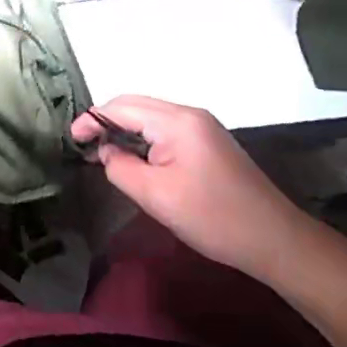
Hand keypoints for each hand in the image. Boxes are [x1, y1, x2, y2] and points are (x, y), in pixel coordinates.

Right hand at [72, 95, 306, 273]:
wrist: (274, 240)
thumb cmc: (211, 217)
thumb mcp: (154, 195)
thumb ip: (120, 167)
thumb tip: (106, 151)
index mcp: (177, 121)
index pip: (122, 107)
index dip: (92, 120)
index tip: (72, 139)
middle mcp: (190, 114)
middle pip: (136, 106)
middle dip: (106, 122)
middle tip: (84, 146)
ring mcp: (203, 127)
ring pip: (150, 117)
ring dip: (125, 130)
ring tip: (104, 153)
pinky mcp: (209, 142)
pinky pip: (166, 130)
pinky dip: (144, 139)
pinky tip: (135, 159)